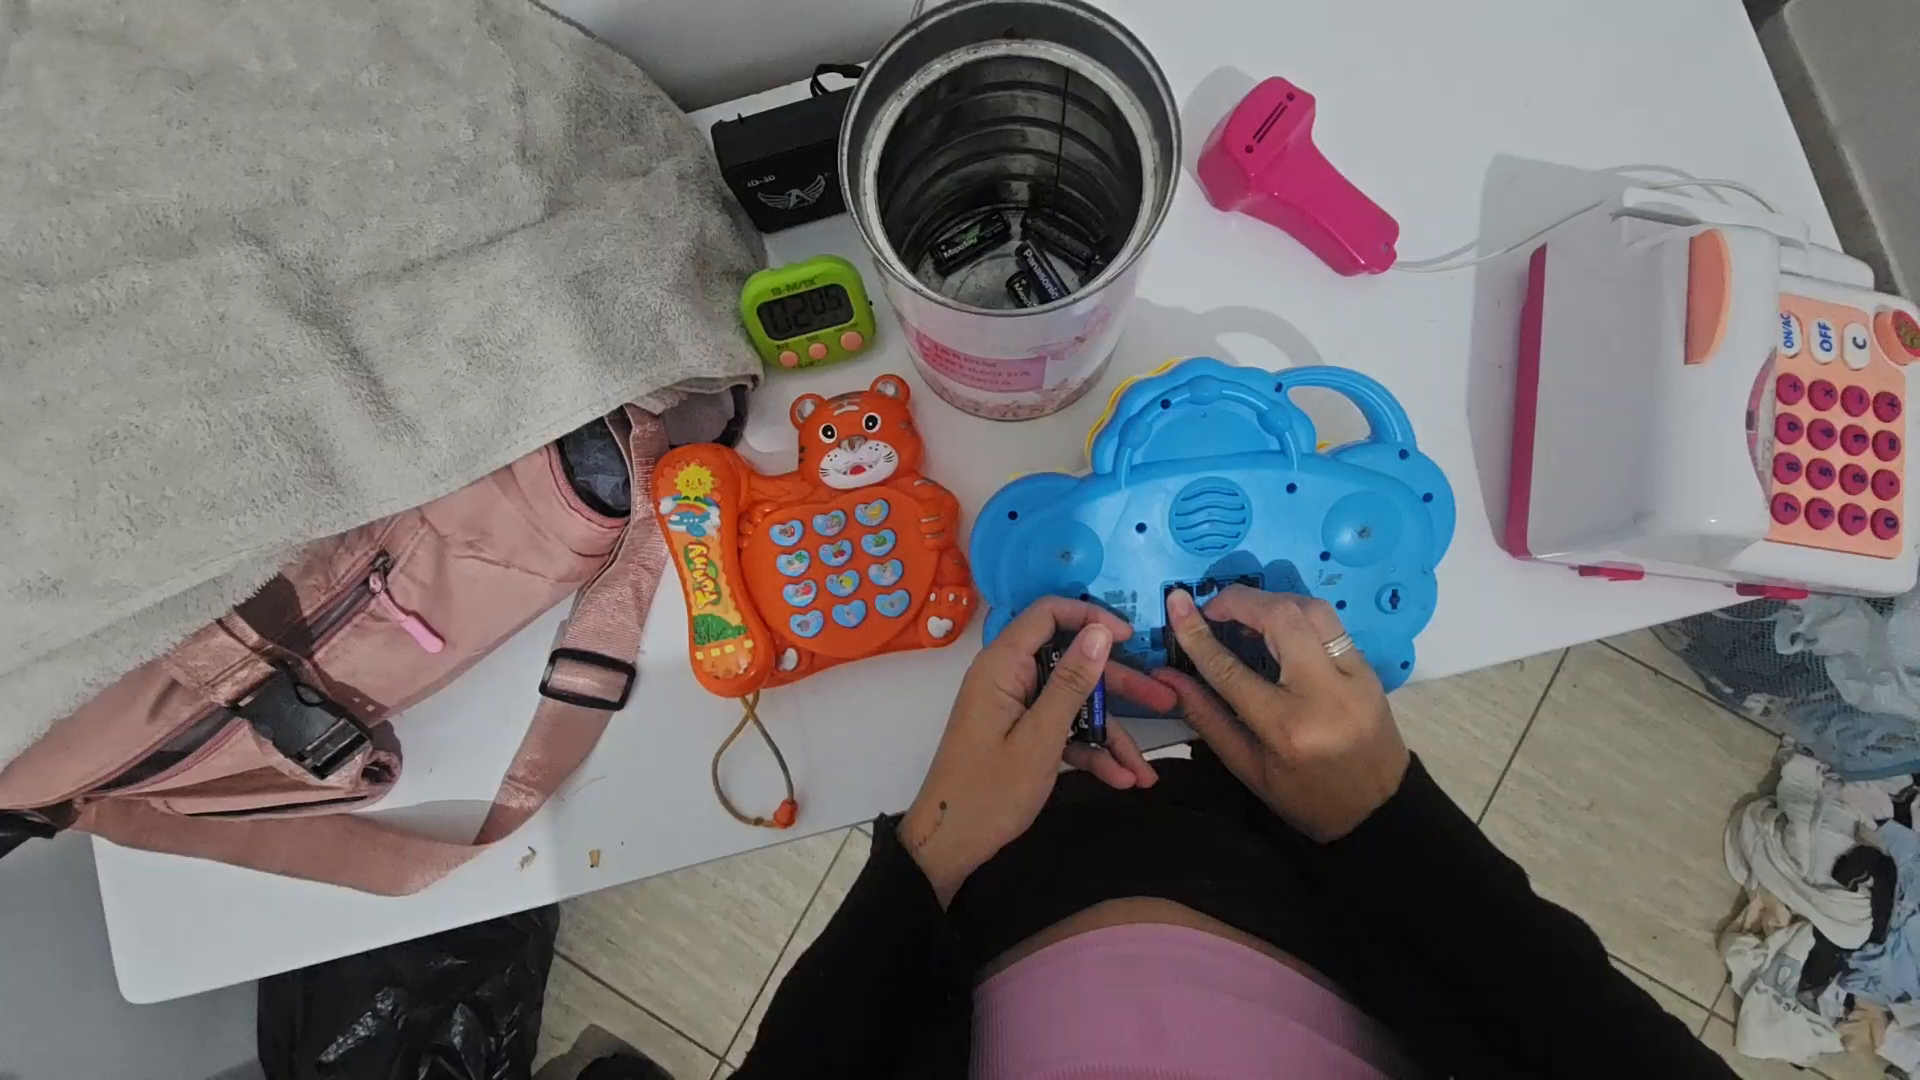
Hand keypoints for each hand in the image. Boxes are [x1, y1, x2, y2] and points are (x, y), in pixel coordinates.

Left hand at [899, 597, 1175, 904]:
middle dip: (1118, 686)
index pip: (1048, 614)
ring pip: (1071, 702)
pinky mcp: (1020, 733)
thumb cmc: (990, 790)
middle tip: (1164, 701)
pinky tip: (1121, 779)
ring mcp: (1014, 706)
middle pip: (1069, 663)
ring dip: (1110, 732)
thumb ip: (1071, 682)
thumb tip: (1099, 631)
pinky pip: (1060, 728)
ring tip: (1147, 769)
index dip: (1090, 617)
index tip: (1130, 637)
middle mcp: (1008, 677)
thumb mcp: (1040, 737)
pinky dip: (1088, 750)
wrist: (948, 845)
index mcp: (1003, 665)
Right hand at [1153, 585, 1409, 841]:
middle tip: (1212, 608)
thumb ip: (1204, 715)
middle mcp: (1325, 694)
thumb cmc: (1304, 797)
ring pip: (1312, 609)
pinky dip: (1295, 614)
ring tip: (1243, 613)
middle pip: (1282, 618)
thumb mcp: (1246, 766)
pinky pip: (1329, 624)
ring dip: (1270, 600)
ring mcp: (1355, 677)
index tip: (1176, 604)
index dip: (1197, 633)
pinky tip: (1275, 626)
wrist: (1381, 813)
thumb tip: (1165, 674)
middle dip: (1240, 601)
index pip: (1231, 668)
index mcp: (1287, 729)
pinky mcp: (1370, 669)